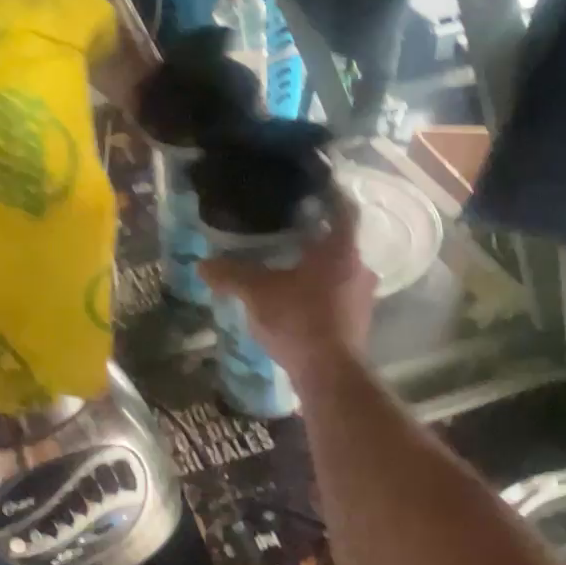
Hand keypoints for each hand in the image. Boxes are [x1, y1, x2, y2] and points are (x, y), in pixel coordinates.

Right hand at [198, 191, 375, 382]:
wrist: (329, 373)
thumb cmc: (298, 320)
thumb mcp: (257, 293)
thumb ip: (231, 275)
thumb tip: (202, 265)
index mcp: (341, 249)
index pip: (343, 209)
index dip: (330, 196)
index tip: (315, 191)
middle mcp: (360, 268)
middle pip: (341, 243)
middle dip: (318, 239)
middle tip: (292, 235)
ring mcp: (363, 298)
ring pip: (341, 273)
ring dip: (320, 271)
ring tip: (292, 270)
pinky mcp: (359, 325)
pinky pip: (339, 299)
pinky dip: (322, 296)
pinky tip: (299, 304)